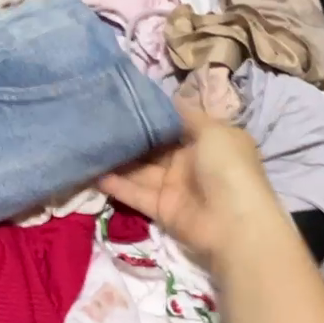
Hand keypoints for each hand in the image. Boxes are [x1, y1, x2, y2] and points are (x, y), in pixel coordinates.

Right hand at [98, 106, 283, 265]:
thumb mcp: (213, 131)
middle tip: (98, 121)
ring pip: (140, 170)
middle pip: (153, 147)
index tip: (123, 101)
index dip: (151, 114)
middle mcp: (189, 162)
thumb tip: (166, 98)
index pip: (173, 124)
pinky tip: (92, 173)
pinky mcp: (161, 209)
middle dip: (129, 137)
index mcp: (206, 140)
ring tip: (89, 144)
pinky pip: (135, 193)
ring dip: (117, 160)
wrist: (235, 224)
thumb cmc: (228, 168)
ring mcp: (174, 187)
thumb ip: (186, 114)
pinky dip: (116, 185)